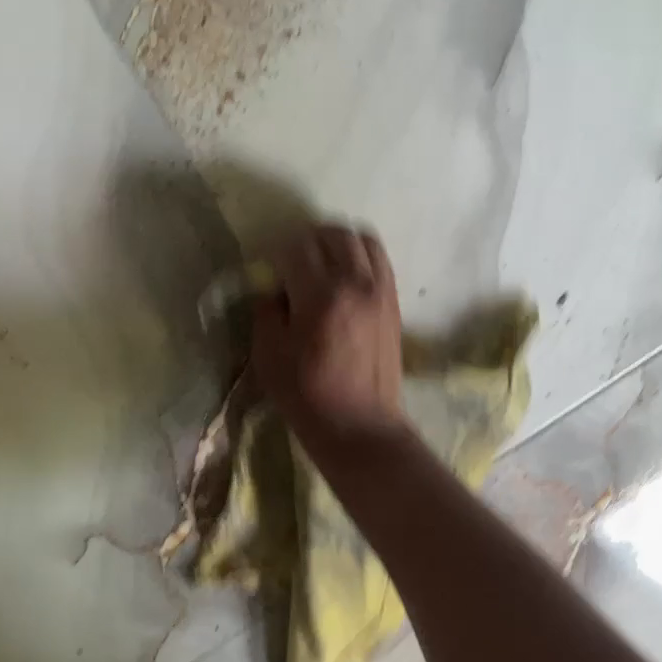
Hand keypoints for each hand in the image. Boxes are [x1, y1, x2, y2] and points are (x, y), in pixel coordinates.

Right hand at [251, 224, 410, 456]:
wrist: (360, 427)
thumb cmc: (308, 396)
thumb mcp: (268, 355)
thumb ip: (267, 311)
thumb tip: (275, 289)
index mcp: (321, 295)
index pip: (297, 246)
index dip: (277, 255)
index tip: (270, 274)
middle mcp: (357, 283)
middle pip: (333, 234)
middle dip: (308, 242)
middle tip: (294, 266)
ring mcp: (381, 291)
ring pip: (362, 240)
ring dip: (338, 244)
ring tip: (323, 266)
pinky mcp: (394, 303)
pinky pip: (380, 260)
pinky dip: (361, 258)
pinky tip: (345, 280)